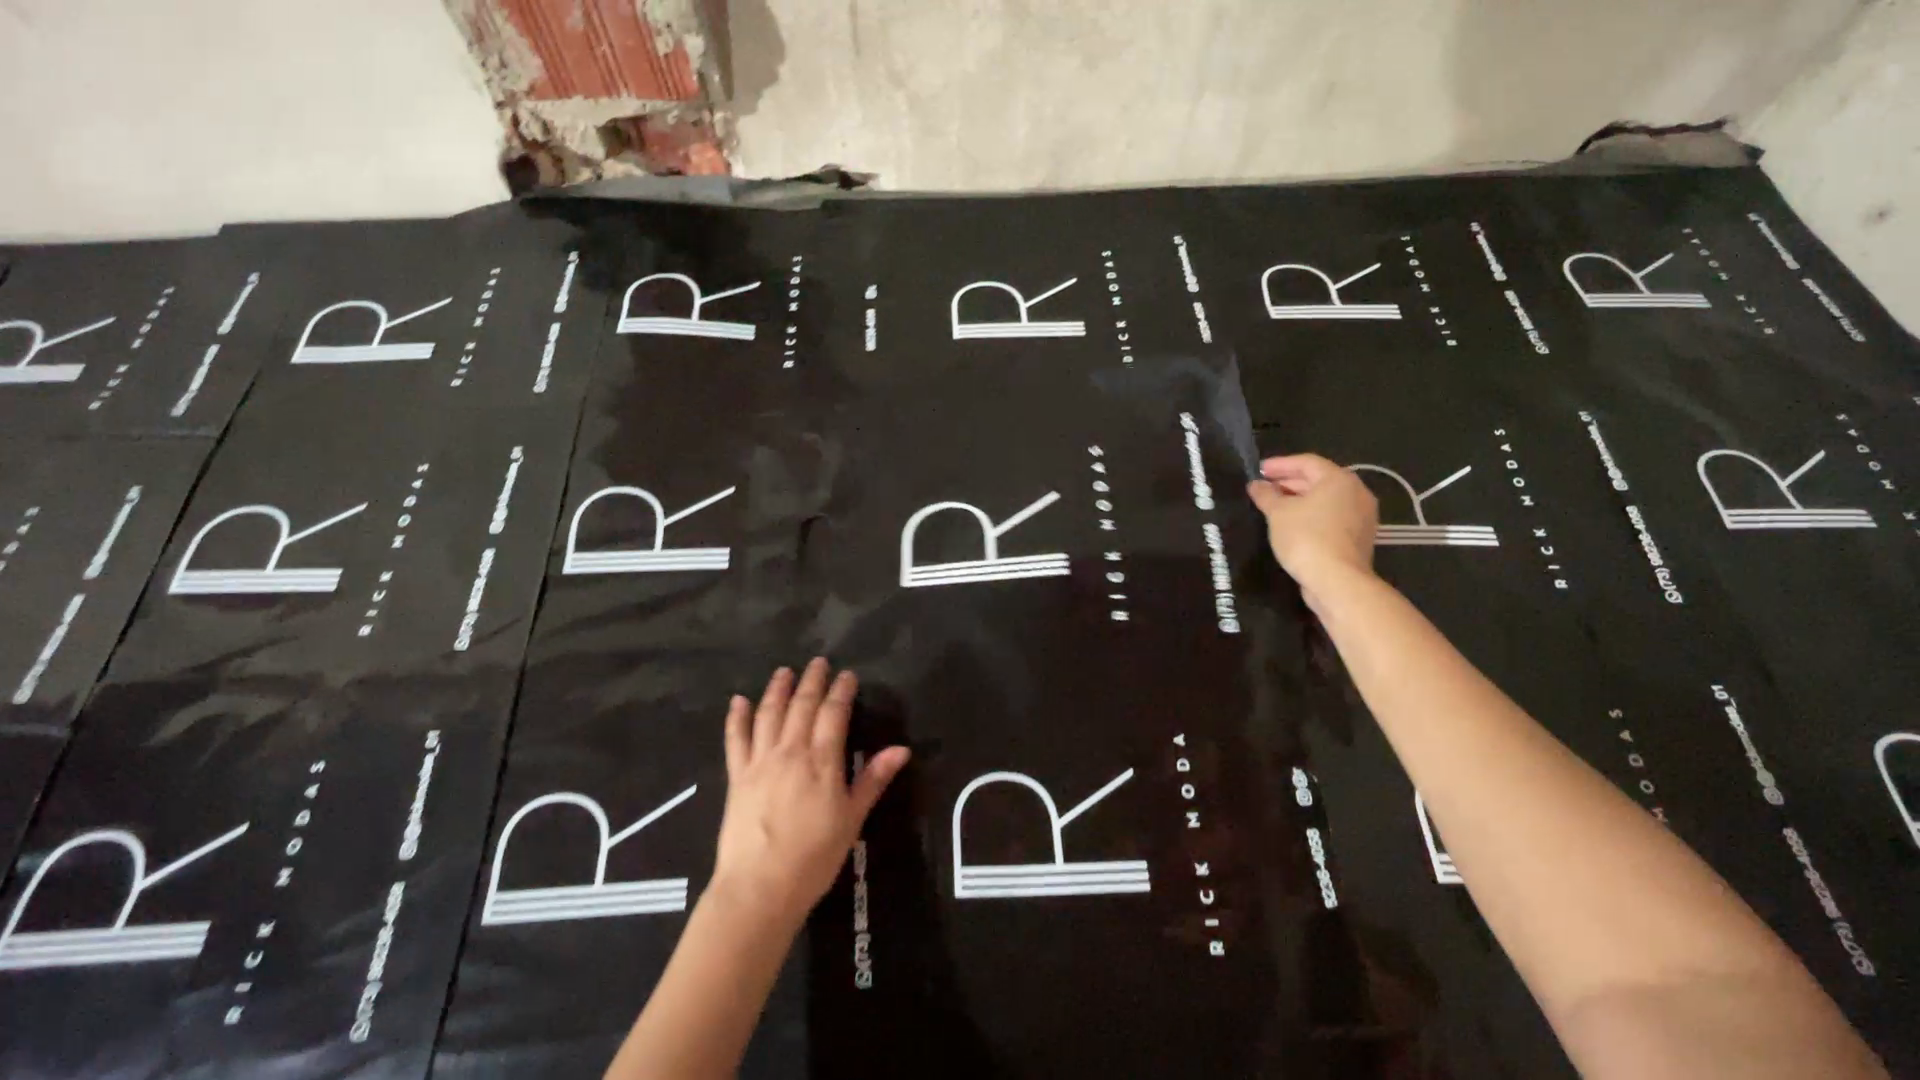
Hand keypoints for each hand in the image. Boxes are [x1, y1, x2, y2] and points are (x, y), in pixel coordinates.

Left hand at [710, 658, 909, 928]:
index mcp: (822, 761)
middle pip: (802, 707)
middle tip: (819, 662)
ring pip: (769, 714)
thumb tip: (901, 749)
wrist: (760, 886)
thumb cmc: (814, 857)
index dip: (841, 691)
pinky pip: (735, 739)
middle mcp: (790, 752)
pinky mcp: (736, 777)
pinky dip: (737, 717)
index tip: (848, 675)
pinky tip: (738, 701)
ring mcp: (759, 762)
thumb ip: (873, 780)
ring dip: (777, 690)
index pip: (834, 714)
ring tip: (784, 672)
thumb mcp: (852, 819)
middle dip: (812, 682)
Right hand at [1246, 453, 1377, 606]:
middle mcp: (1356, 492)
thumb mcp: (1278, 513)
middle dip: (1289, 482)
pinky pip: (1332, 516)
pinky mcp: (1359, 537)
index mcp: (1339, 479)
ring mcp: (1361, 516)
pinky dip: (1312, 515)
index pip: (1306, 462)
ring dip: (1300, 500)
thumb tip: (1256, 485)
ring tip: (1274, 506)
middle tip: (1264, 488)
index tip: (1258, 470)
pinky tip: (1292, 524)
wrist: (1337, 580)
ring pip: (1326, 500)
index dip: (1280, 464)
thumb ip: (1266, 494)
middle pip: (1318, 480)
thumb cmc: (1306, 537)